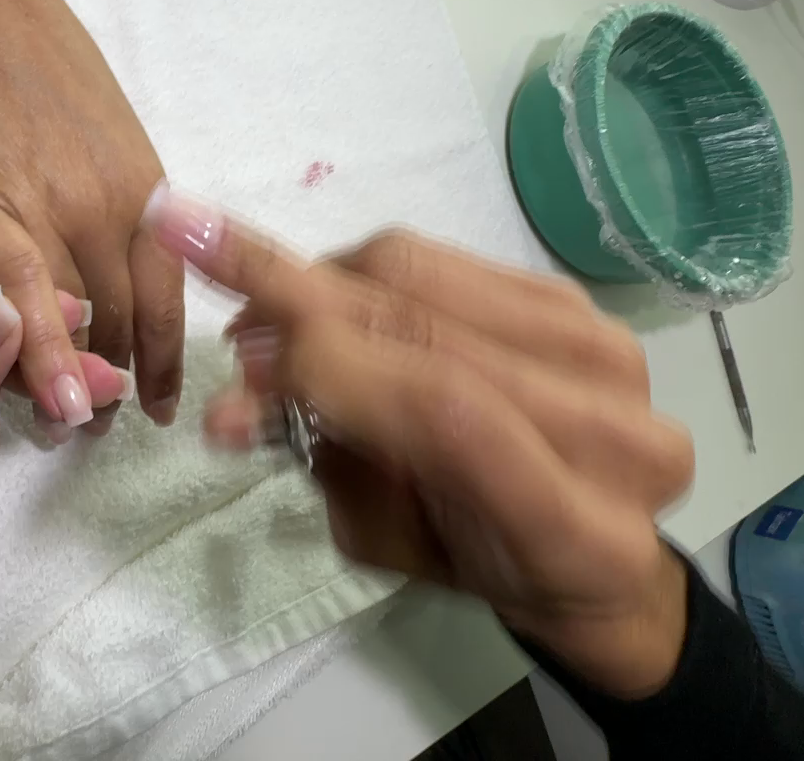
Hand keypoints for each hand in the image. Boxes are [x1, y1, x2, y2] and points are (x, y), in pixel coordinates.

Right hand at [143, 186, 695, 698]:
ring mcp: (603, 347)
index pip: (437, 410)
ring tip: (268, 308)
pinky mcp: (573, 299)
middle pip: (418, 325)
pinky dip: (357, 268)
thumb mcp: (376, 532)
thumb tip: (225, 402)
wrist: (574, 541)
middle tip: (196, 248)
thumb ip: (313, 456)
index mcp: (568, 521)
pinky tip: (329, 296)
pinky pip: (434, 256)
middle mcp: (607, 422)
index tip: (224, 336)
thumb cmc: (464, 555)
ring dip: (315, 277)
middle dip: (285, 290)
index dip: (322, 363)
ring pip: (413, 272)